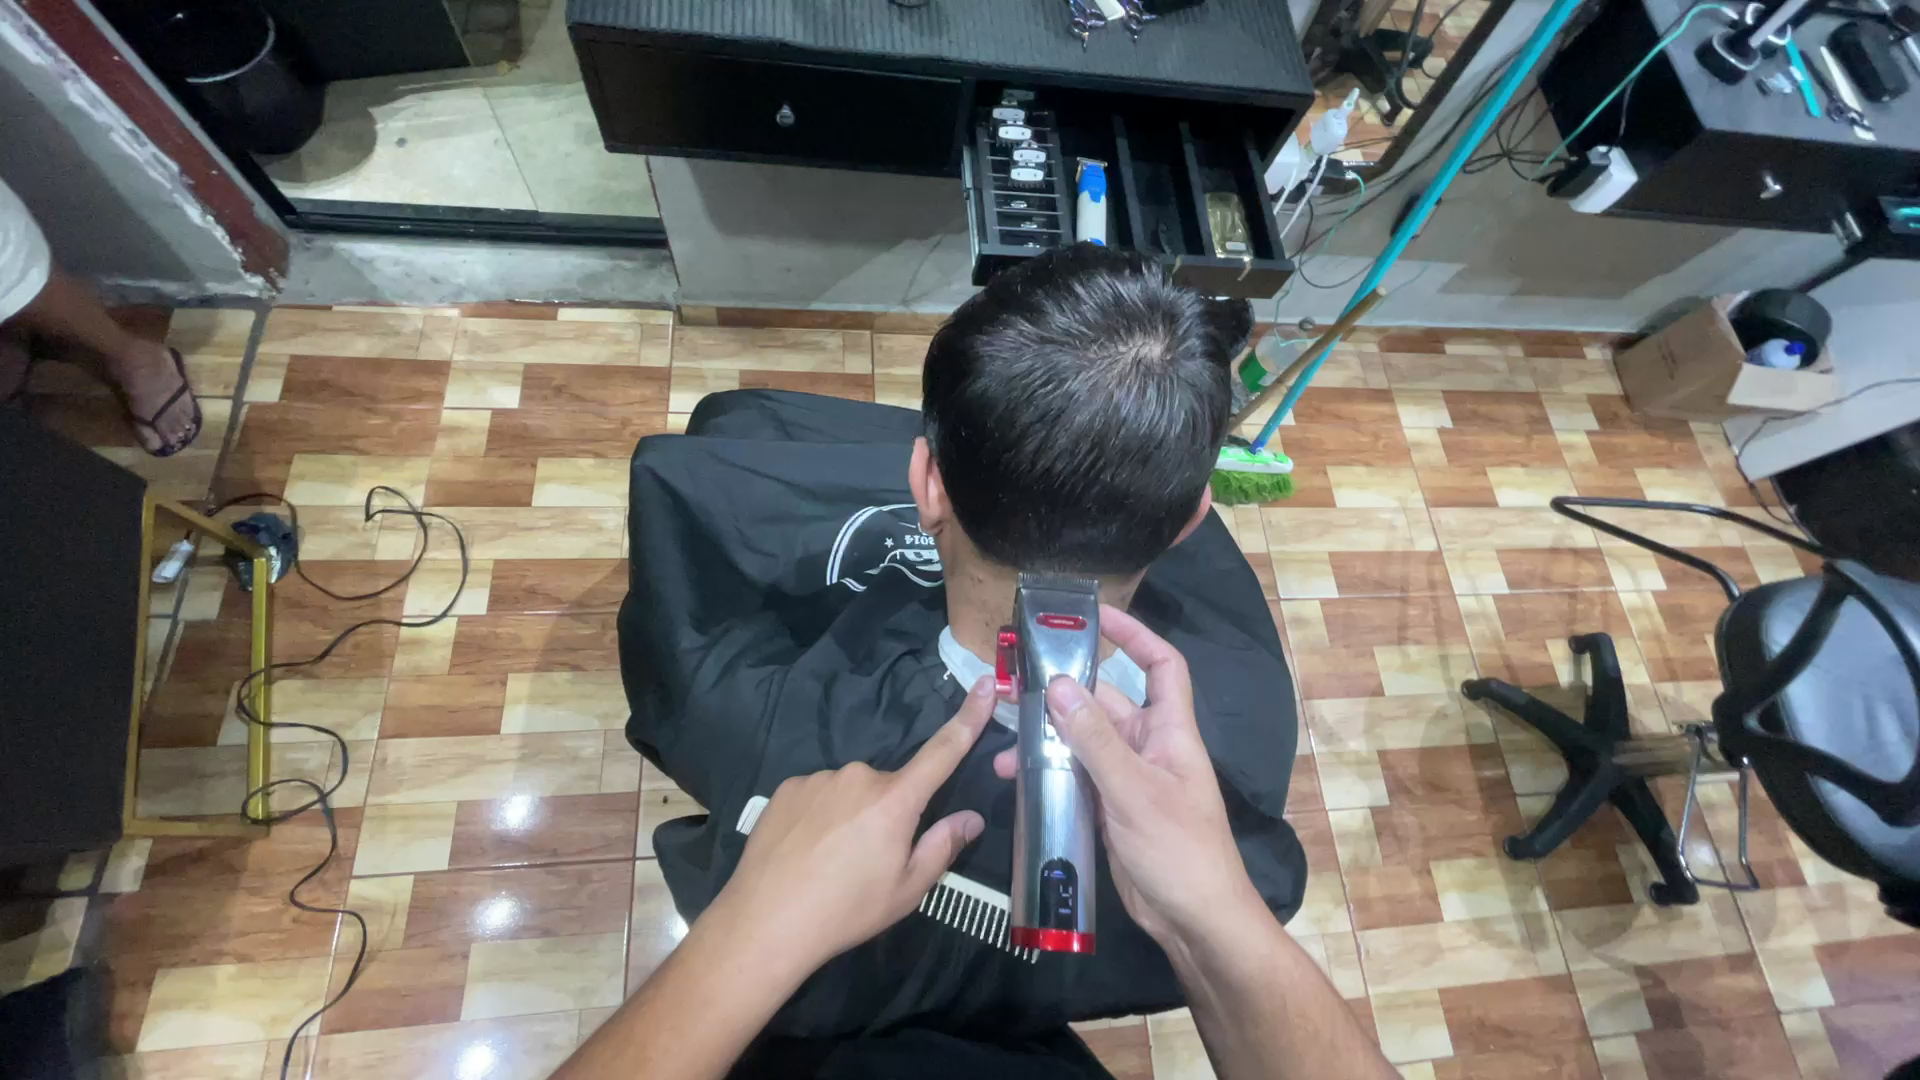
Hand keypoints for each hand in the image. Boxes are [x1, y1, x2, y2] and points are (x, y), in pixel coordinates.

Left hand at [711, 675, 996, 974]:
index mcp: (895, 800)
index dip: (969, 717)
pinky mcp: (788, 786)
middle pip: (889, 786)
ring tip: (830, 859)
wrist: (764, 923)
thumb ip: (943, 846)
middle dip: (888, 812)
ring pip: (851, 790)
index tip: (987, 683)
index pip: (943, 751)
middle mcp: (859, 776)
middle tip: (869, 858)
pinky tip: (805, 849)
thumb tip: (972, 818)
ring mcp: (820, 777)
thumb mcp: (907, 890)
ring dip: (851, 814)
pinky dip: (819, 816)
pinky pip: (818, 794)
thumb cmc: (846, 911)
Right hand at [993, 605, 1263, 947]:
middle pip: (1104, 702)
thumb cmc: (1179, 850)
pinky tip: (1015, 774)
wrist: (1193, 923)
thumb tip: (1060, 685)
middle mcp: (1147, 745)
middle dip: (1063, 691)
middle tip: (1016, 681)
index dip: (1134, 634)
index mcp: (1169, 730)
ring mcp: (1125, 776)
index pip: (1160, 665)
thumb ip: (1095, 739)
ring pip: (1081, 739)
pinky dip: (1046, 770)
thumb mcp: (1134, 791)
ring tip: (1005, 737)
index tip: (1095, 614)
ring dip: (1046, 735)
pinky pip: (1073, 772)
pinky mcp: (1106, 804)